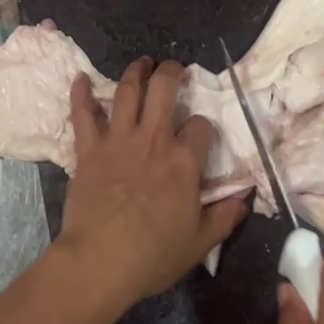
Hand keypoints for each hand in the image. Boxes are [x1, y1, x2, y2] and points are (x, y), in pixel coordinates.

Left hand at [51, 57, 247, 309]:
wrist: (101, 260)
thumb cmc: (154, 255)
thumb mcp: (200, 242)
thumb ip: (224, 217)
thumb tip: (245, 199)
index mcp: (184, 161)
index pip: (202, 127)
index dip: (204, 126)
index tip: (201, 135)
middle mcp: (153, 140)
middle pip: (165, 90)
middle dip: (172, 72)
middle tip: (174, 68)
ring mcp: (118, 140)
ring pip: (127, 92)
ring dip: (135, 71)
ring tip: (142, 63)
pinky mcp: (89, 148)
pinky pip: (82, 114)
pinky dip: (80, 93)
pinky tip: (79, 78)